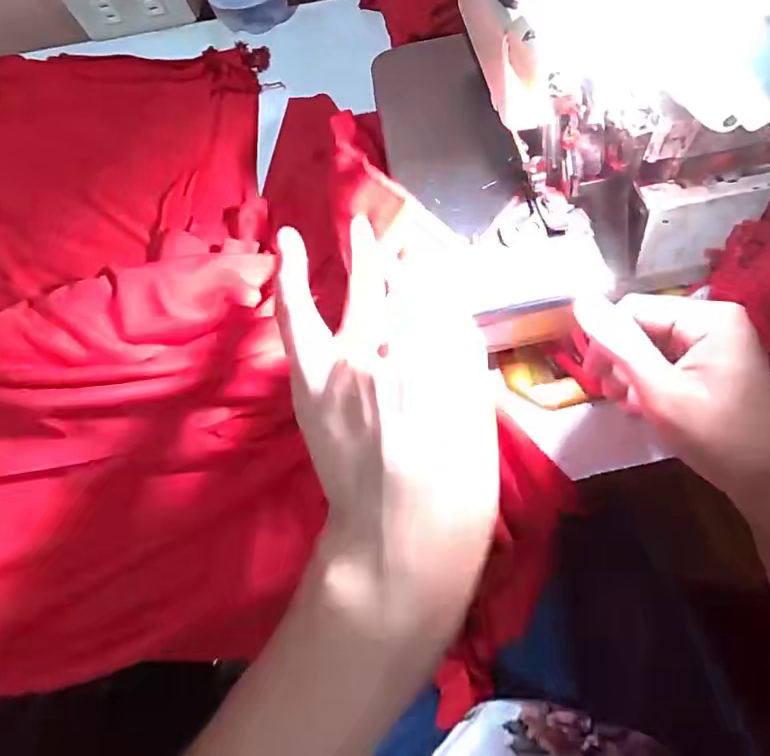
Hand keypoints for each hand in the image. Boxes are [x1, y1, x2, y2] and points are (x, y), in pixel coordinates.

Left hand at [274, 217, 499, 635]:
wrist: (398, 540)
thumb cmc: (458, 489)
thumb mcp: (480, 413)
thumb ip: (463, 357)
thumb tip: (447, 322)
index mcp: (455, 358)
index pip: (448, 299)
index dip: (443, 283)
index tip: (440, 271)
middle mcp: (407, 349)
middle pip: (412, 289)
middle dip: (414, 264)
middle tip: (411, 237)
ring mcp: (355, 362)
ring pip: (365, 297)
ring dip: (365, 261)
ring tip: (361, 229)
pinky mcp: (316, 379)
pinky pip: (301, 319)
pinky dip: (294, 281)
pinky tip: (289, 245)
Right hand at [572, 294, 769, 497]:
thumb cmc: (718, 439)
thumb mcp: (661, 392)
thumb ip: (620, 345)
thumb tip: (581, 301)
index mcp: (710, 316)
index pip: (635, 308)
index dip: (605, 339)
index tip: (594, 379)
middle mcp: (716, 318)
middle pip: (645, 324)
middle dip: (621, 360)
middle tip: (612, 397)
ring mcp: (719, 340)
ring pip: (653, 343)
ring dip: (633, 373)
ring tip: (629, 405)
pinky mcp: (717, 361)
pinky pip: (670, 358)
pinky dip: (653, 380)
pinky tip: (647, 406)